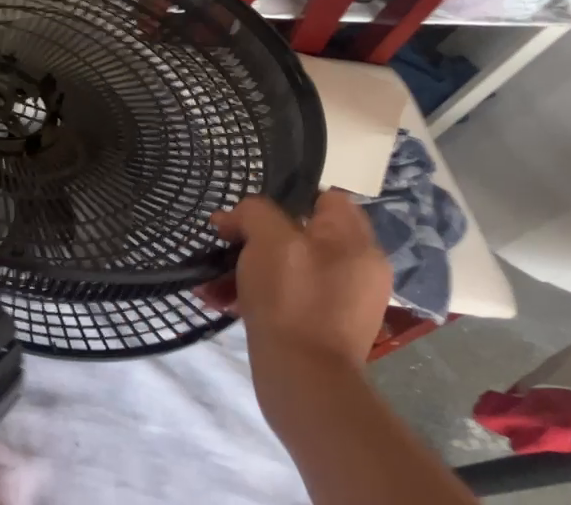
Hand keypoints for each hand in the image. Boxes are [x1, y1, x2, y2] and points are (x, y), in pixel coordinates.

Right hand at [206, 191, 392, 370]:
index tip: (251, 211)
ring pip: (288, 264)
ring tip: (213, 275)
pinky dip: (255, 291)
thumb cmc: (291, 298)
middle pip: (302, 232)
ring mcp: (341, 298)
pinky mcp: (322, 323)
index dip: (288, 196)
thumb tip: (239, 217)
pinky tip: (222, 299)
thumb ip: (256, 212)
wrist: (303, 375)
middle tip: (224, 240)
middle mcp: (357, 268)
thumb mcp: (269, 239)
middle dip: (257, 234)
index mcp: (356, 244)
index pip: (329, 199)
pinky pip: (286, 293)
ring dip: (247, 264)